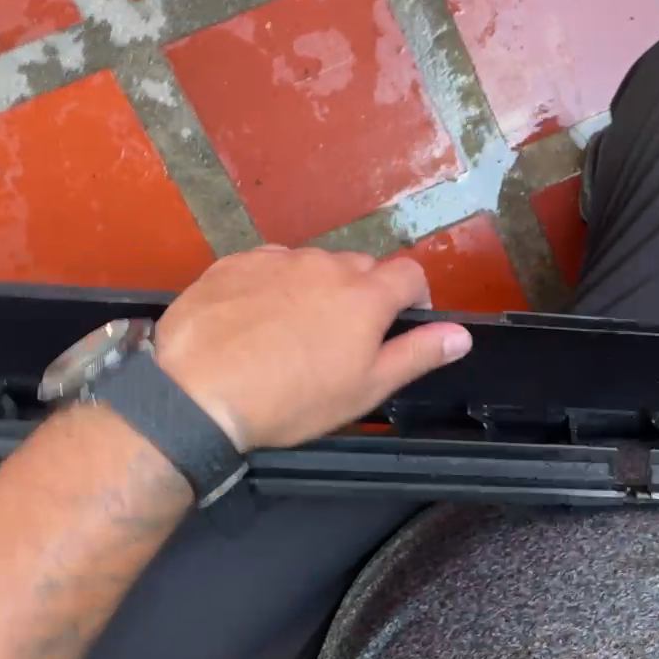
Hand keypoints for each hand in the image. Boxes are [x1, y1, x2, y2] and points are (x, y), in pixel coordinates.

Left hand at [152, 246, 470, 449]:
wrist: (196, 393)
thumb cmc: (293, 399)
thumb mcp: (366, 388)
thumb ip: (418, 354)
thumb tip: (461, 334)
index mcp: (366, 295)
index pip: (410, 274)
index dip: (414, 297)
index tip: (402, 323)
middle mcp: (326, 265)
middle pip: (361, 268)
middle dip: (364, 294)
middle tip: (344, 338)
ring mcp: (277, 260)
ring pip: (314, 265)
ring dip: (318, 288)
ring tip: (295, 331)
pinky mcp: (234, 263)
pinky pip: (269, 266)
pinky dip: (275, 285)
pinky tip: (256, 321)